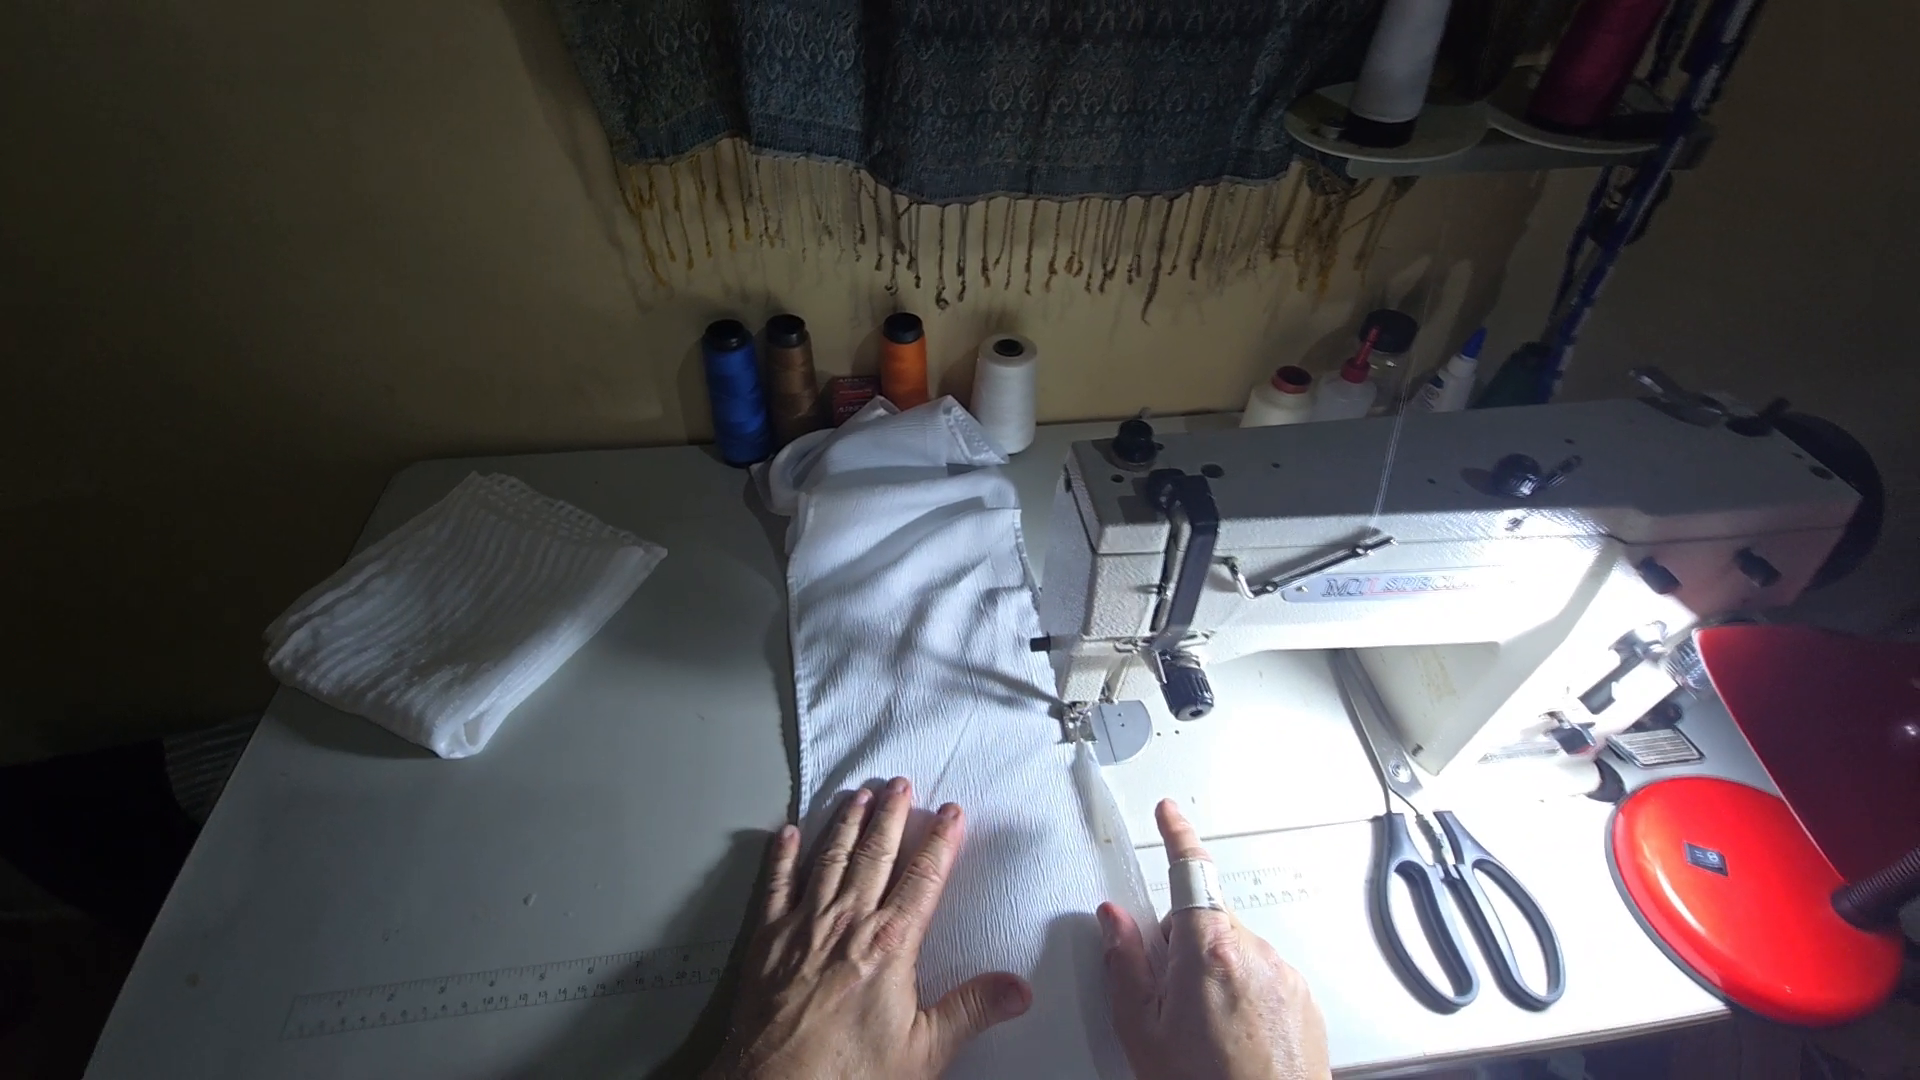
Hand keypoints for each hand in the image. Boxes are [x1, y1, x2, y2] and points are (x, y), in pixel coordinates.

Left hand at [703, 778, 1032, 1079]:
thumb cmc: (847, 1076)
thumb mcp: (923, 1052)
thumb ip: (971, 1010)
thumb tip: (1020, 988)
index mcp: (889, 942)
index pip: (923, 876)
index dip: (940, 840)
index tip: (951, 812)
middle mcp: (848, 920)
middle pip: (875, 854)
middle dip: (891, 815)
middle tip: (900, 784)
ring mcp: (804, 924)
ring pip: (831, 857)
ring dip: (847, 823)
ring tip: (859, 794)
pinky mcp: (767, 938)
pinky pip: (776, 884)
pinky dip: (782, 856)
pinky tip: (788, 832)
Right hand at [1099, 799, 1330, 1079]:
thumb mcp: (1142, 1029)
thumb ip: (1124, 962)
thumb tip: (1114, 919)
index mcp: (1207, 948)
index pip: (1190, 869)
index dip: (1176, 834)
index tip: (1169, 813)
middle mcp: (1252, 951)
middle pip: (1205, 918)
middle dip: (1183, 942)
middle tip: (1171, 995)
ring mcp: (1283, 975)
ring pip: (1234, 948)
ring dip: (1214, 969)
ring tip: (1206, 1028)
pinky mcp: (1302, 998)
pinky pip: (1262, 973)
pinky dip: (1243, 990)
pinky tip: (1233, 1035)